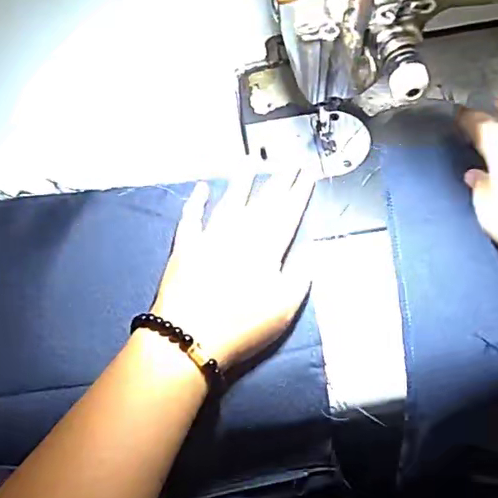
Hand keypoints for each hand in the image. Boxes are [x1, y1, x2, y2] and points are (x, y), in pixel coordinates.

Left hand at [150, 166, 315, 369]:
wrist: (188, 336)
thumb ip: (301, 274)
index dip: (300, 191)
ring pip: (230, 200)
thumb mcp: (285, 306)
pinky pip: (192, 217)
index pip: (288, 212)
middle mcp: (239, 234)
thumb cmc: (243, 326)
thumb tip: (312, 248)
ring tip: (251, 161)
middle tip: (289, 161)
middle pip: (263, 201)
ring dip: (242, 180)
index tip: (308, 172)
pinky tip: (203, 188)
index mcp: (267, 248)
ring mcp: (210, 237)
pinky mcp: (185, 247)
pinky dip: (198, 201)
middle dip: (279, 180)